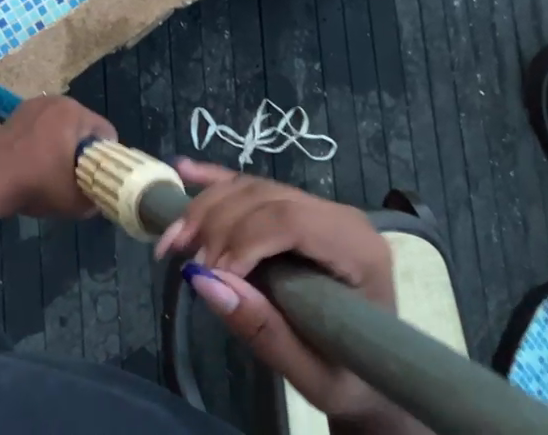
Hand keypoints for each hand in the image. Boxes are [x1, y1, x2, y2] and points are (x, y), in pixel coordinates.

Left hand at [0, 95, 115, 217]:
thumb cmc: (36, 185)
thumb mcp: (76, 202)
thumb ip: (96, 199)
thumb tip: (98, 198)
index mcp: (74, 113)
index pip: (106, 132)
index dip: (108, 157)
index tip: (99, 177)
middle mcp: (55, 101)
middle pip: (84, 126)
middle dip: (84, 150)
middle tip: (78, 176)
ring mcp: (32, 105)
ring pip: (62, 125)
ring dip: (64, 145)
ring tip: (55, 172)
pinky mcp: (16, 114)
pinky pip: (42, 126)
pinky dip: (45, 141)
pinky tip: (36, 163)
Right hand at [155, 159, 396, 424]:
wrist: (373, 376)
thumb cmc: (349, 377)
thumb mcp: (311, 373)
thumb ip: (262, 329)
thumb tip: (202, 279)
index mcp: (358, 251)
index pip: (289, 220)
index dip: (241, 238)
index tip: (210, 270)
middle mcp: (341, 217)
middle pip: (263, 198)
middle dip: (215, 224)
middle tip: (181, 259)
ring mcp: (318, 208)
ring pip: (249, 189)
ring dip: (204, 208)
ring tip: (173, 241)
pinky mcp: (296, 208)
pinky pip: (250, 186)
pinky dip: (214, 180)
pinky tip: (183, 170)